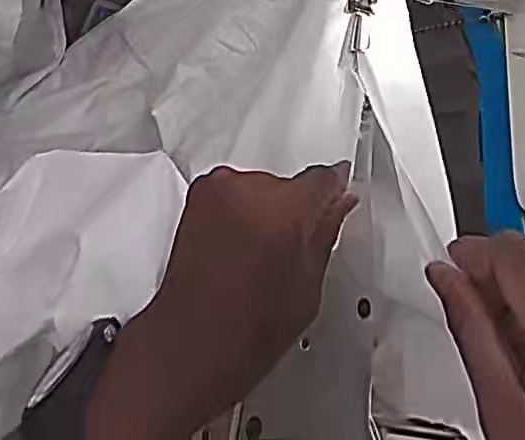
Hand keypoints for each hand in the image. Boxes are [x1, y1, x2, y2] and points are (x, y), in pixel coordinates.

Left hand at [87, 164, 357, 439]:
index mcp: (289, 209)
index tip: (336, 197)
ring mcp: (223, 188)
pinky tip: (237, 245)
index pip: (324, 177)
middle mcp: (254, 188)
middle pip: (291, 184)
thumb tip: (339, 204)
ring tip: (257, 254)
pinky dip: (238, 208)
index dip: (333, 191)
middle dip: (295, 209)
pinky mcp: (200, 194)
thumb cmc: (239, 333)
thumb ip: (326, 234)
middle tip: (289, 250)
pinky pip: (234, 189)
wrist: (185, 347)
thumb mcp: (306, 289)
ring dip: (264, 208)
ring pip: (261, 185)